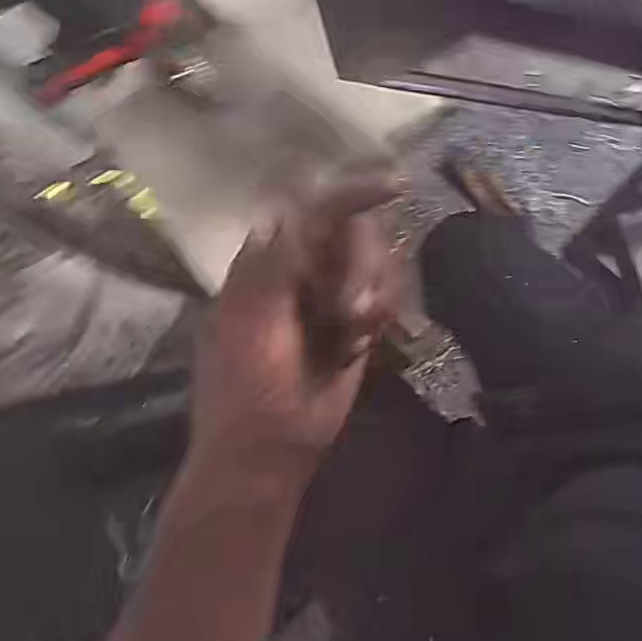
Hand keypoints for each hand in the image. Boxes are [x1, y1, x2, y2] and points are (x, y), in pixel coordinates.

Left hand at [190, 167, 401, 474]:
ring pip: (380, 263)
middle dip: (362, 269)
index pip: (315, 209)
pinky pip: (389, 295)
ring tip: (351, 337)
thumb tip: (297, 204)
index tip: (394, 187)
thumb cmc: (247, 389)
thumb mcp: (251, 321)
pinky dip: (382, 316)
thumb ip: (275, 261)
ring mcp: (335, 294)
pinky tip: (357, 346)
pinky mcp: (360, 320)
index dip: (352, 193)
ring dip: (373, 297)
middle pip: (357, 233)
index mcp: (270, 261)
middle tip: (351, 311)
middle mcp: (307, 268)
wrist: (270, 453)